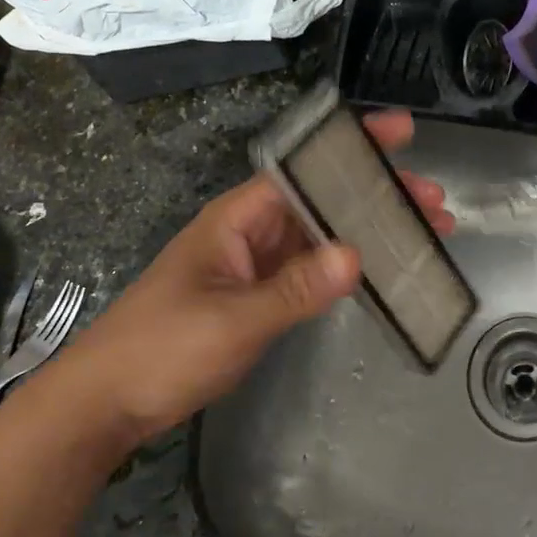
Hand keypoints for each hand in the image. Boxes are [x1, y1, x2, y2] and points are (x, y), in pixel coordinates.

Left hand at [42, 109, 448, 444]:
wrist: (102, 405)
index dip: (352, 147)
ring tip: (425, 232)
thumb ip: (295, 289)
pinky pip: (311, 268)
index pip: (303, 167)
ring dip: (369, 230)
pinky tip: (381, 270)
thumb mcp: (232, 320)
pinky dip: (347, 264)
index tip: (399, 132)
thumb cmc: (160, 348)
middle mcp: (251, 230)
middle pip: (323, 199)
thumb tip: (357, 255)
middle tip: (433, 201)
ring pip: (322, 233)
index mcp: (239, 216)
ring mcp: (254, 263)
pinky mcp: (256, 295)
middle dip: (377, 194)